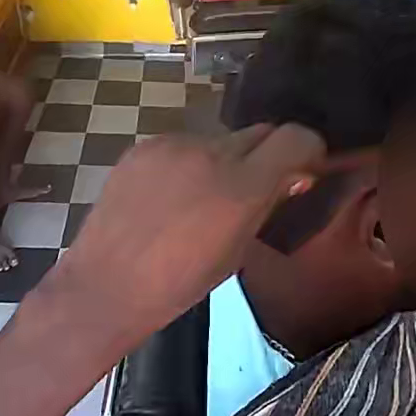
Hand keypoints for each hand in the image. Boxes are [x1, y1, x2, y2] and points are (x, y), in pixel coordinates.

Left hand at [33, 125, 324, 357]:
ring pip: (219, 138)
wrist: (107, 283)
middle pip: (259, 132)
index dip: (308, 149)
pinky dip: (188, 162)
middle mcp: (210, 153)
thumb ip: (267, 205)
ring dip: (224, 159)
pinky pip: (182, 145)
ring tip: (202, 195)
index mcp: (240, 187)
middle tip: (254, 186)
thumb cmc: (178, 283)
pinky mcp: (143, 146)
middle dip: (267, 154)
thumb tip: (295, 176)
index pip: (295, 137)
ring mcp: (172, 145)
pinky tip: (169, 194)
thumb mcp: (236, 251)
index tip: (303, 169)